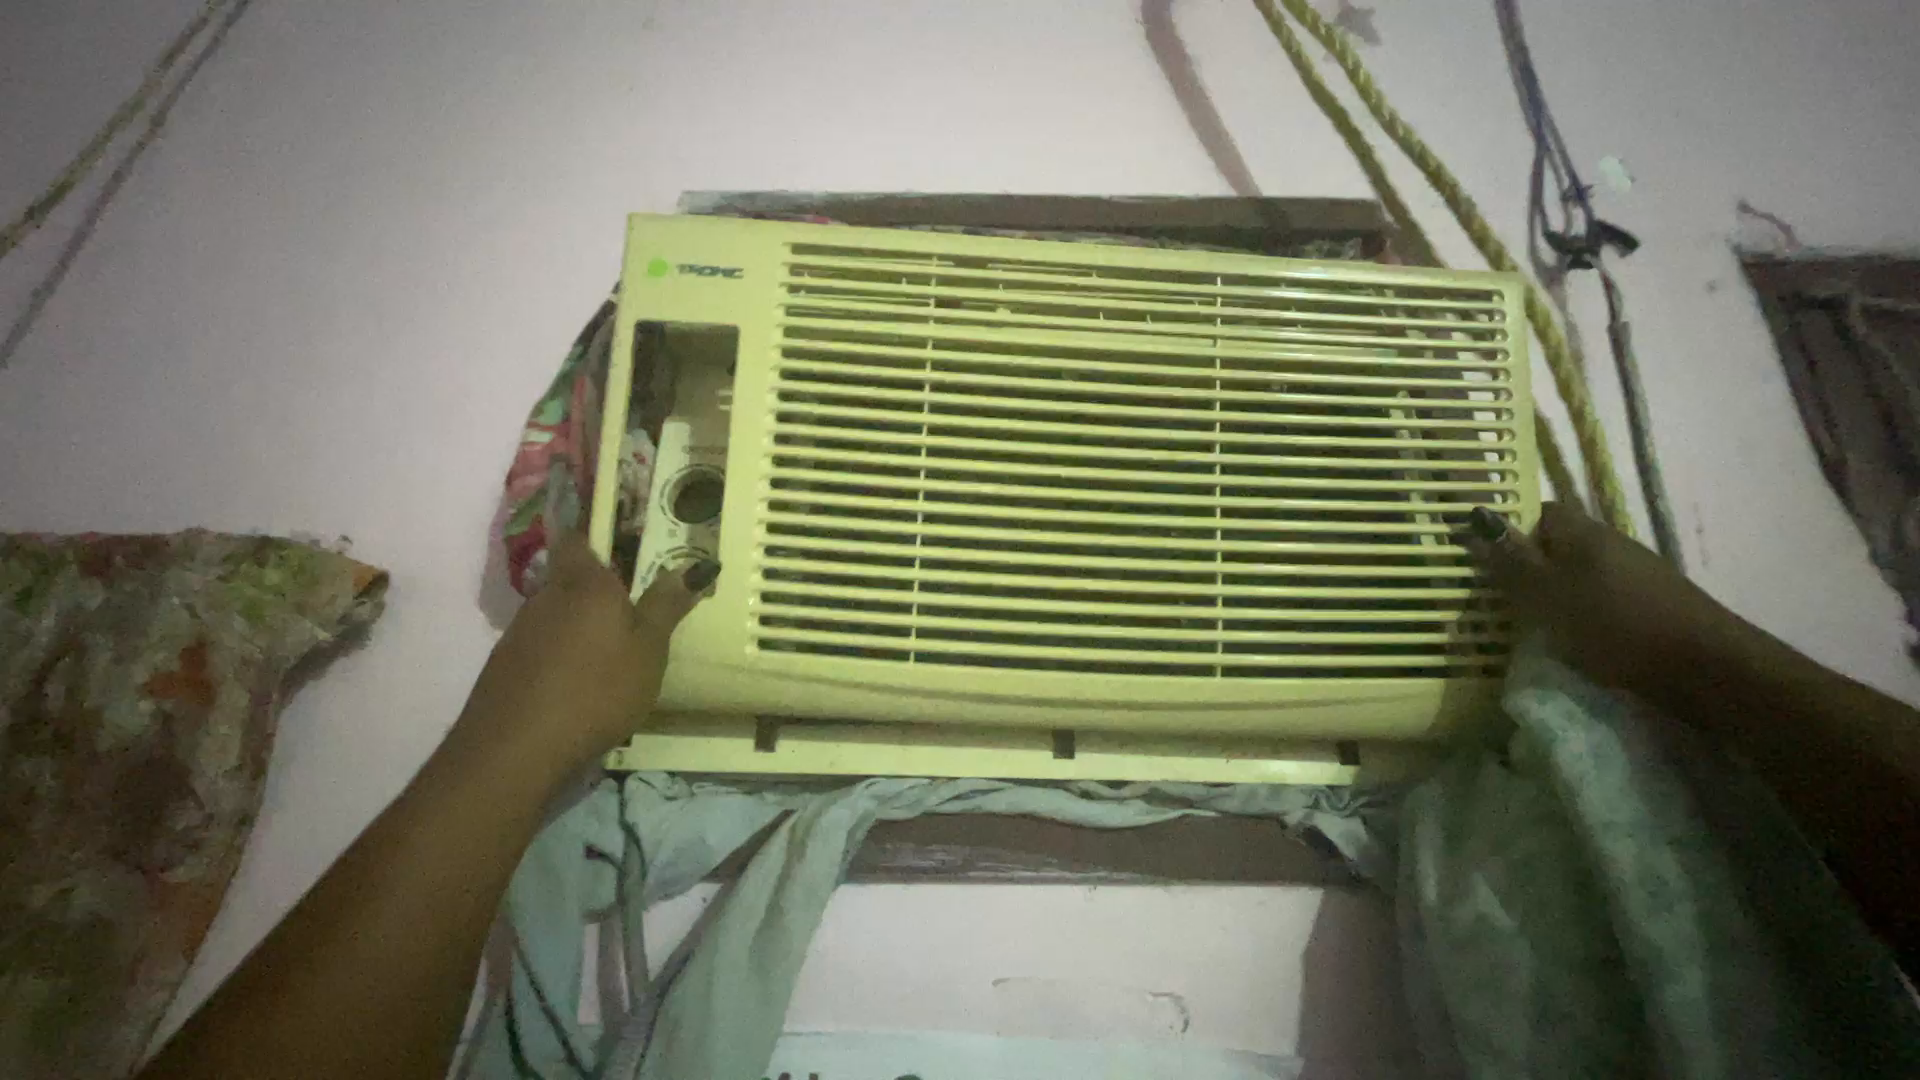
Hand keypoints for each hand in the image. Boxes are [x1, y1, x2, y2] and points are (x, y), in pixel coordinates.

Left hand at [448, 532, 717, 778]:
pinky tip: (582, 682)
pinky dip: (563, 654)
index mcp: (584, 583)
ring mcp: (520, 633)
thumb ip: (665, 606)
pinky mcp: (506, 668)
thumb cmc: (597, 689)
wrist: (516, 751)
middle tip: (634, 602)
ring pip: (556, 614)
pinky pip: (543, 646)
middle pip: (570, 578)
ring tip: (613, 649)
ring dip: (581, 624)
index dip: (595, 532)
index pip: (579, 537)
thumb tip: (691, 566)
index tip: (622, 536)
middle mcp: (546, 598)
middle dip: (598, 587)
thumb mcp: (649, 649)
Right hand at [1461, 502, 1754, 694]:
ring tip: (1523, 619)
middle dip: (1523, 563)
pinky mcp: (1645, 605)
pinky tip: (1565, 636)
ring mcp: (1632, 575)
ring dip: (1548, 590)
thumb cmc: (1613, 622)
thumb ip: (1508, 559)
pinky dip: (1574, 611)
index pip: (1539, 511)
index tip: (1481, 552)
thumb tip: (1473, 518)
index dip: (1508, 526)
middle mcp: (1608, 544)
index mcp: (1582, 532)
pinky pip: (1594, 597)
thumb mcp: (1545, 592)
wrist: (1705, 670)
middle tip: (1492, 592)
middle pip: (1555, 543)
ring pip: (1574, 573)